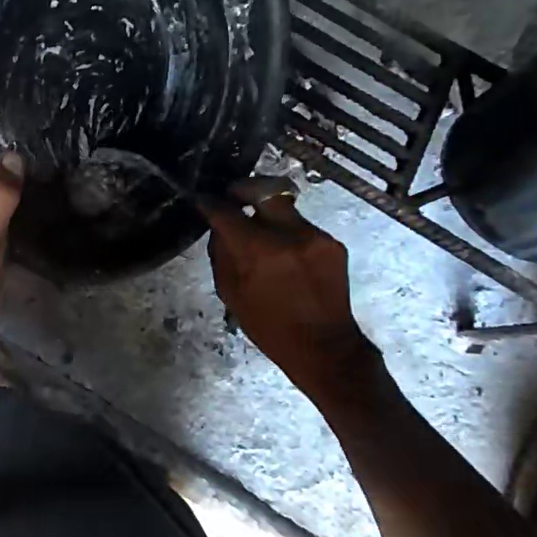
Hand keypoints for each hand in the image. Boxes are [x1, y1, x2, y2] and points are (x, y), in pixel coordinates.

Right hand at [203, 180, 370, 389]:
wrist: (323, 346)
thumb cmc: (269, 327)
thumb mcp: (231, 294)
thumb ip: (222, 255)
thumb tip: (218, 228)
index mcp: (258, 252)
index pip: (227, 212)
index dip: (211, 203)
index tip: (203, 200)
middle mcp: (289, 236)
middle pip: (263, 191)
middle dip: (244, 190)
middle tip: (233, 195)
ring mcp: (316, 237)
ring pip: (285, 208)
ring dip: (268, 214)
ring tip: (261, 232)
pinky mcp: (333, 243)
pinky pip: (303, 227)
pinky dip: (288, 234)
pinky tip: (286, 254)